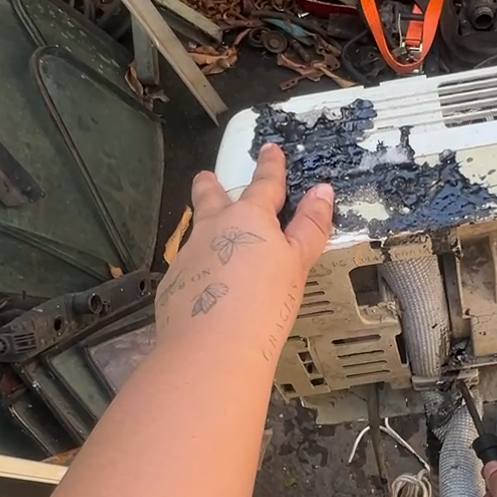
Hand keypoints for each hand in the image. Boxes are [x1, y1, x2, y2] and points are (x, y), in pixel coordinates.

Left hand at [154, 144, 333, 363]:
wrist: (213, 347)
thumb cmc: (264, 302)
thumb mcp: (297, 263)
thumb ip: (309, 227)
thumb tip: (323, 192)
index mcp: (249, 218)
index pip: (264, 184)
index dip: (270, 166)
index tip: (269, 149)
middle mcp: (213, 230)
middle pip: (210, 198)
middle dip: (211, 186)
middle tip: (207, 177)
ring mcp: (188, 257)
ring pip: (196, 235)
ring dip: (205, 232)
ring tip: (212, 240)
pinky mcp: (173, 287)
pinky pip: (188, 271)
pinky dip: (199, 273)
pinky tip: (208, 292)